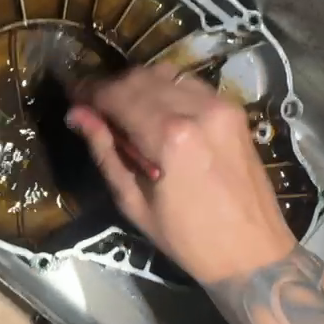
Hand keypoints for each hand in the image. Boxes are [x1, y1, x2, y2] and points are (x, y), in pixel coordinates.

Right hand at [67, 67, 295, 285]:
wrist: (251, 250)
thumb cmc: (186, 237)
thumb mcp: (132, 200)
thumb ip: (105, 151)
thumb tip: (77, 115)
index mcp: (169, 136)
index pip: (116, 95)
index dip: (88, 92)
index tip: (72, 97)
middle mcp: (196, 109)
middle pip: (139, 78)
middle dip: (109, 87)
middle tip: (89, 103)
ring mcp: (220, 105)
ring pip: (164, 74)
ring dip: (135, 84)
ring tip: (119, 106)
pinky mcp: (233, 109)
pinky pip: (188, 83)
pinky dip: (164, 88)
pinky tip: (152, 109)